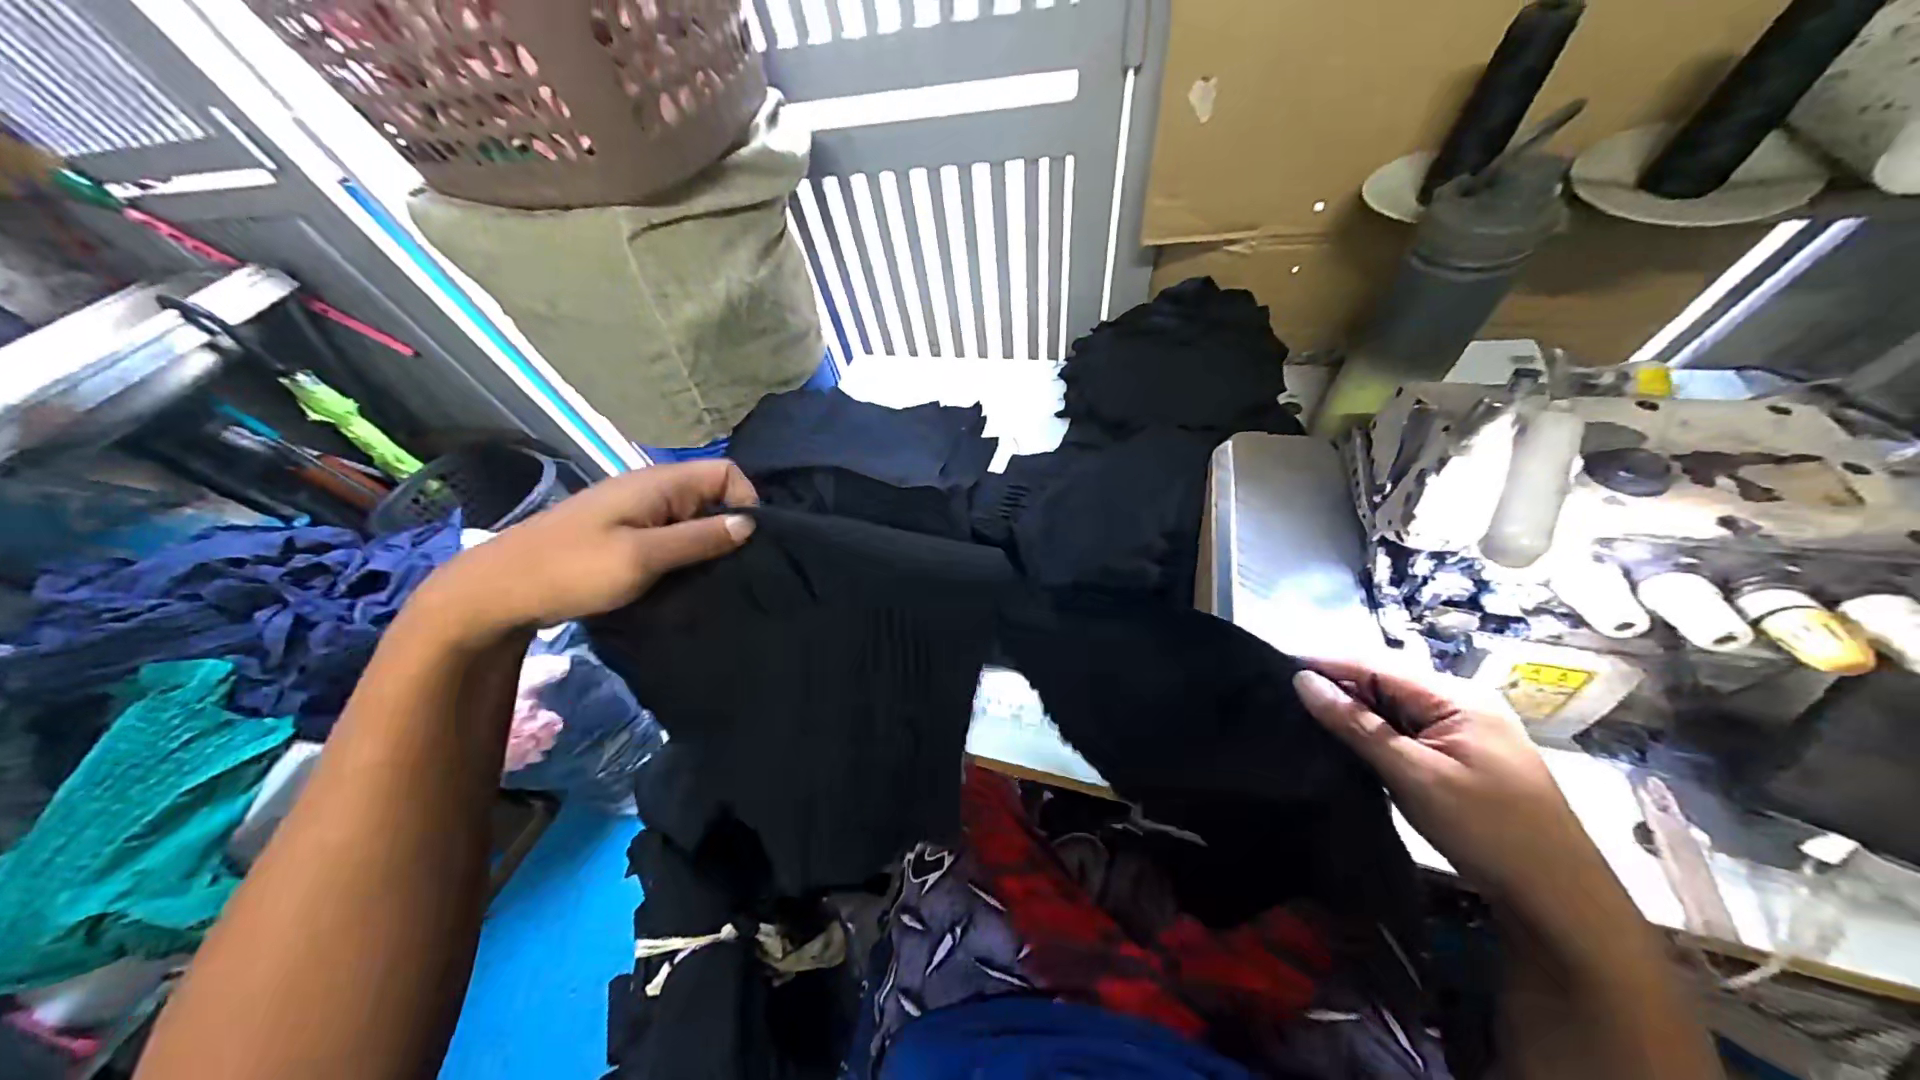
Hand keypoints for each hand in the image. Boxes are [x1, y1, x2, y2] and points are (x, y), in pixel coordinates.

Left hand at [408, 460, 757, 643]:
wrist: (499, 591)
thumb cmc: (574, 569)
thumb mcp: (643, 556)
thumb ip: (699, 538)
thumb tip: (751, 523)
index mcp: (658, 483)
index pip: (727, 473)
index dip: (746, 501)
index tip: (747, 544)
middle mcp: (651, 488)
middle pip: (712, 494)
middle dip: (729, 526)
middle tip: (733, 567)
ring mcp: (635, 510)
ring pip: (692, 517)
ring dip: (706, 543)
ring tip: (710, 577)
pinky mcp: (624, 532)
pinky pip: (670, 533)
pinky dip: (683, 552)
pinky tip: (681, 579)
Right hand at [1293, 658, 1592, 908]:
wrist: (1559, 899)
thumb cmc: (1486, 829)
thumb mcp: (1411, 773)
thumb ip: (1355, 724)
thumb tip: (1303, 680)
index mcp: (1456, 696)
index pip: (1376, 664)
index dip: (1326, 664)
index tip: (1276, 666)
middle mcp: (1463, 702)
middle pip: (1386, 682)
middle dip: (1338, 687)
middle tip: (1284, 697)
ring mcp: (1466, 730)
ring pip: (1395, 707)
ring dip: (1355, 712)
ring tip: (1304, 714)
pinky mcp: (1464, 755)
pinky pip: (1408, 729)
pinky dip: (1376, 732)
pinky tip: (1347, 741)